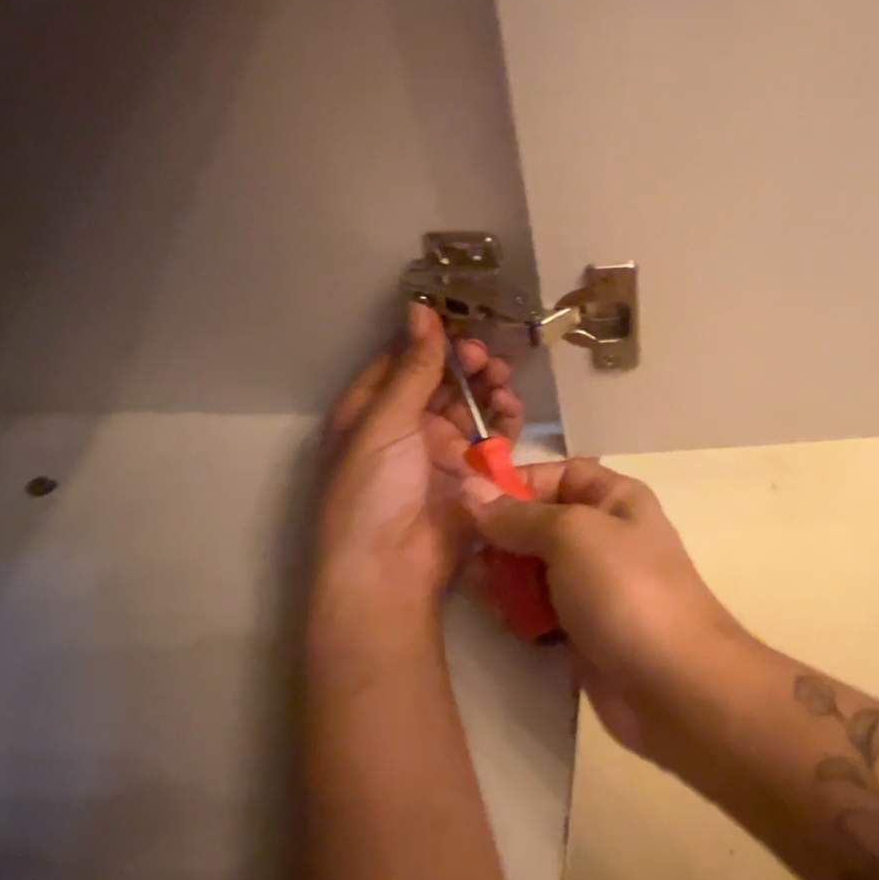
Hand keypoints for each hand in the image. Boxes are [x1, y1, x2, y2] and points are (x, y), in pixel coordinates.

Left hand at [311, 303, 523, 658]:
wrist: (391, 571)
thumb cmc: (370, 491)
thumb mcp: (382, 423)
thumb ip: (412, 368)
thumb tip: (420, 309)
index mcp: (369, 411)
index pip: (401, 360)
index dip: (429, 337)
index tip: (460, 316)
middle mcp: (406, 425)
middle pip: (442, 379)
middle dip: (465, 361)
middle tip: (483, 354)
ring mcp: (442, 450)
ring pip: (472, 403)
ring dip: (487, 385)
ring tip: (500, 377)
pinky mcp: (475, 472)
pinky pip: (494, 434)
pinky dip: (504, 416)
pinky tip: (509, 404)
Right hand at [458, 460, 749, 756]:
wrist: (674, 684)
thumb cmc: (625, 592)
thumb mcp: (571, 535)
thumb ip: (518, 514)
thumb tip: (468, 488)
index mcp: (615, 499)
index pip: (557, 474)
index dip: (514, 483)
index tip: (466, 505)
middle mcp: (605, 536)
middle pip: (539, 523)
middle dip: (500, 535)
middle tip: (462, 554)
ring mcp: (594, 587)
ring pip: (533, 569)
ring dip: (504, 577)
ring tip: (480, 591)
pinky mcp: (582, 632)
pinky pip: (539, 610)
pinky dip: (518, 613)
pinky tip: (499, 620)